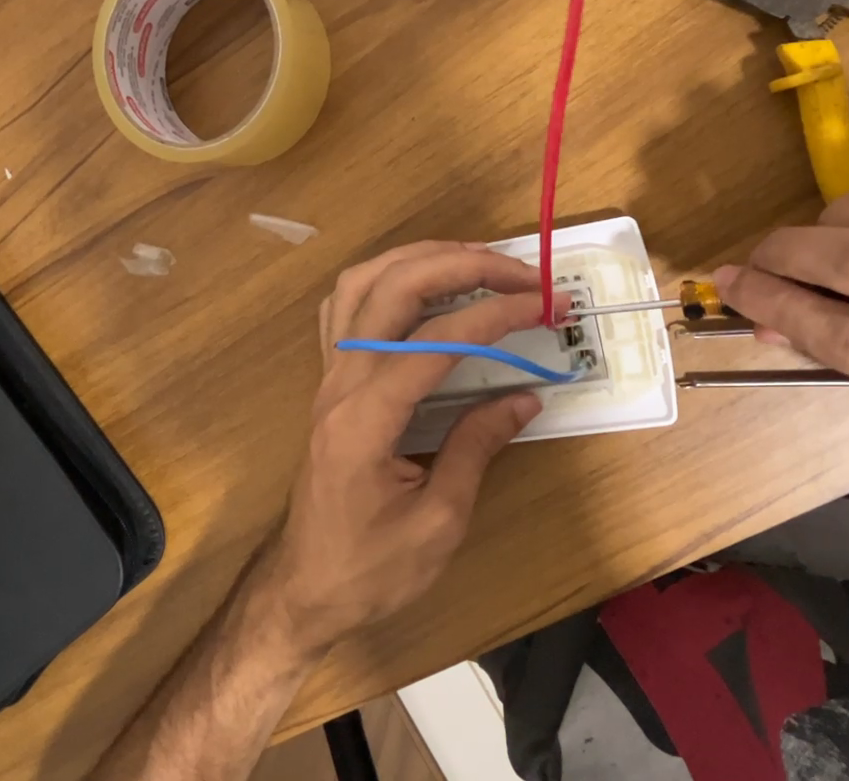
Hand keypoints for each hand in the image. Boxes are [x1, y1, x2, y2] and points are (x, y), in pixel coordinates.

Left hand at [252, 241, 555, 651]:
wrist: (305, 588)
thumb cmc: (370, 570)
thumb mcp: (439, 522)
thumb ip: (477, 448)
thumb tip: (524, 396)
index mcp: (365, 420)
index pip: (432, 342)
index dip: (491, 314)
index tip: (543, 302)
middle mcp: (339, 383)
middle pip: (390, 290)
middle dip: (459, 266)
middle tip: (519, 270)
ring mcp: (327, 377)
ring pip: (359, 285)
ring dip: (416, 259)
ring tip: (474, 259)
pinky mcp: (328, 382)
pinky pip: (344, 308)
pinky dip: (382, 280)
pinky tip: (417, 286)